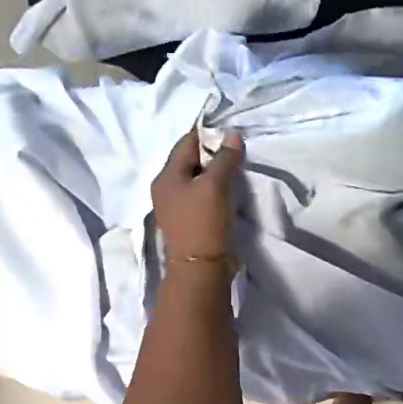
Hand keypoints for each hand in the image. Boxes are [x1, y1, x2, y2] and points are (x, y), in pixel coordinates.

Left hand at [152, 129, 243, 260]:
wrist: (201, 269)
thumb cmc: (204, 223)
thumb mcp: (215, 186)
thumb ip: (224, 158)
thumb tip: (232, 134)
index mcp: (166, 176)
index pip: (186, 142)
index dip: (208, 134)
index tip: (231, 134)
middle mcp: (166, 188)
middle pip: (190, 160)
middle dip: (212, 154)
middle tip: (236, 152)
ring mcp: (175, 205)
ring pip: (196, 178)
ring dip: (215, 172)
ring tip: (235, 170)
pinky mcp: (187, 219)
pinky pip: (200, 194)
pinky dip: (214, 188)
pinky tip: (228, 190)